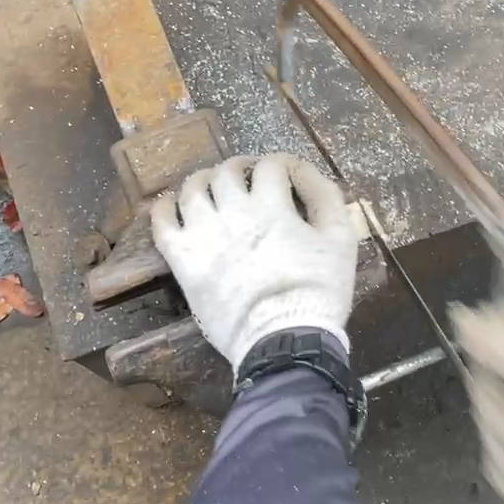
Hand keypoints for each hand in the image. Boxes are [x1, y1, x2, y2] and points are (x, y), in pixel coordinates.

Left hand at [150, 154, 355, 369]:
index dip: (281, 164)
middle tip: (247, 178)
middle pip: (227, 172)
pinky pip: (162, 224)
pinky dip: (164, 209)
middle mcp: (232, 211)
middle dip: (240, 168)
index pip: (271, 165)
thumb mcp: (340, 240)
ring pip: (192, 190)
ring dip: (203, 181)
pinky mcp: (183, 261)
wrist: (283, 340)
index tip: (286, 174)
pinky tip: (172, 207)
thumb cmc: (317, 292)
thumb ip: (325, 198)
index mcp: (270, 205)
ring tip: (211, 187)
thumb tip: (305, 173)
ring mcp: (202, 235)